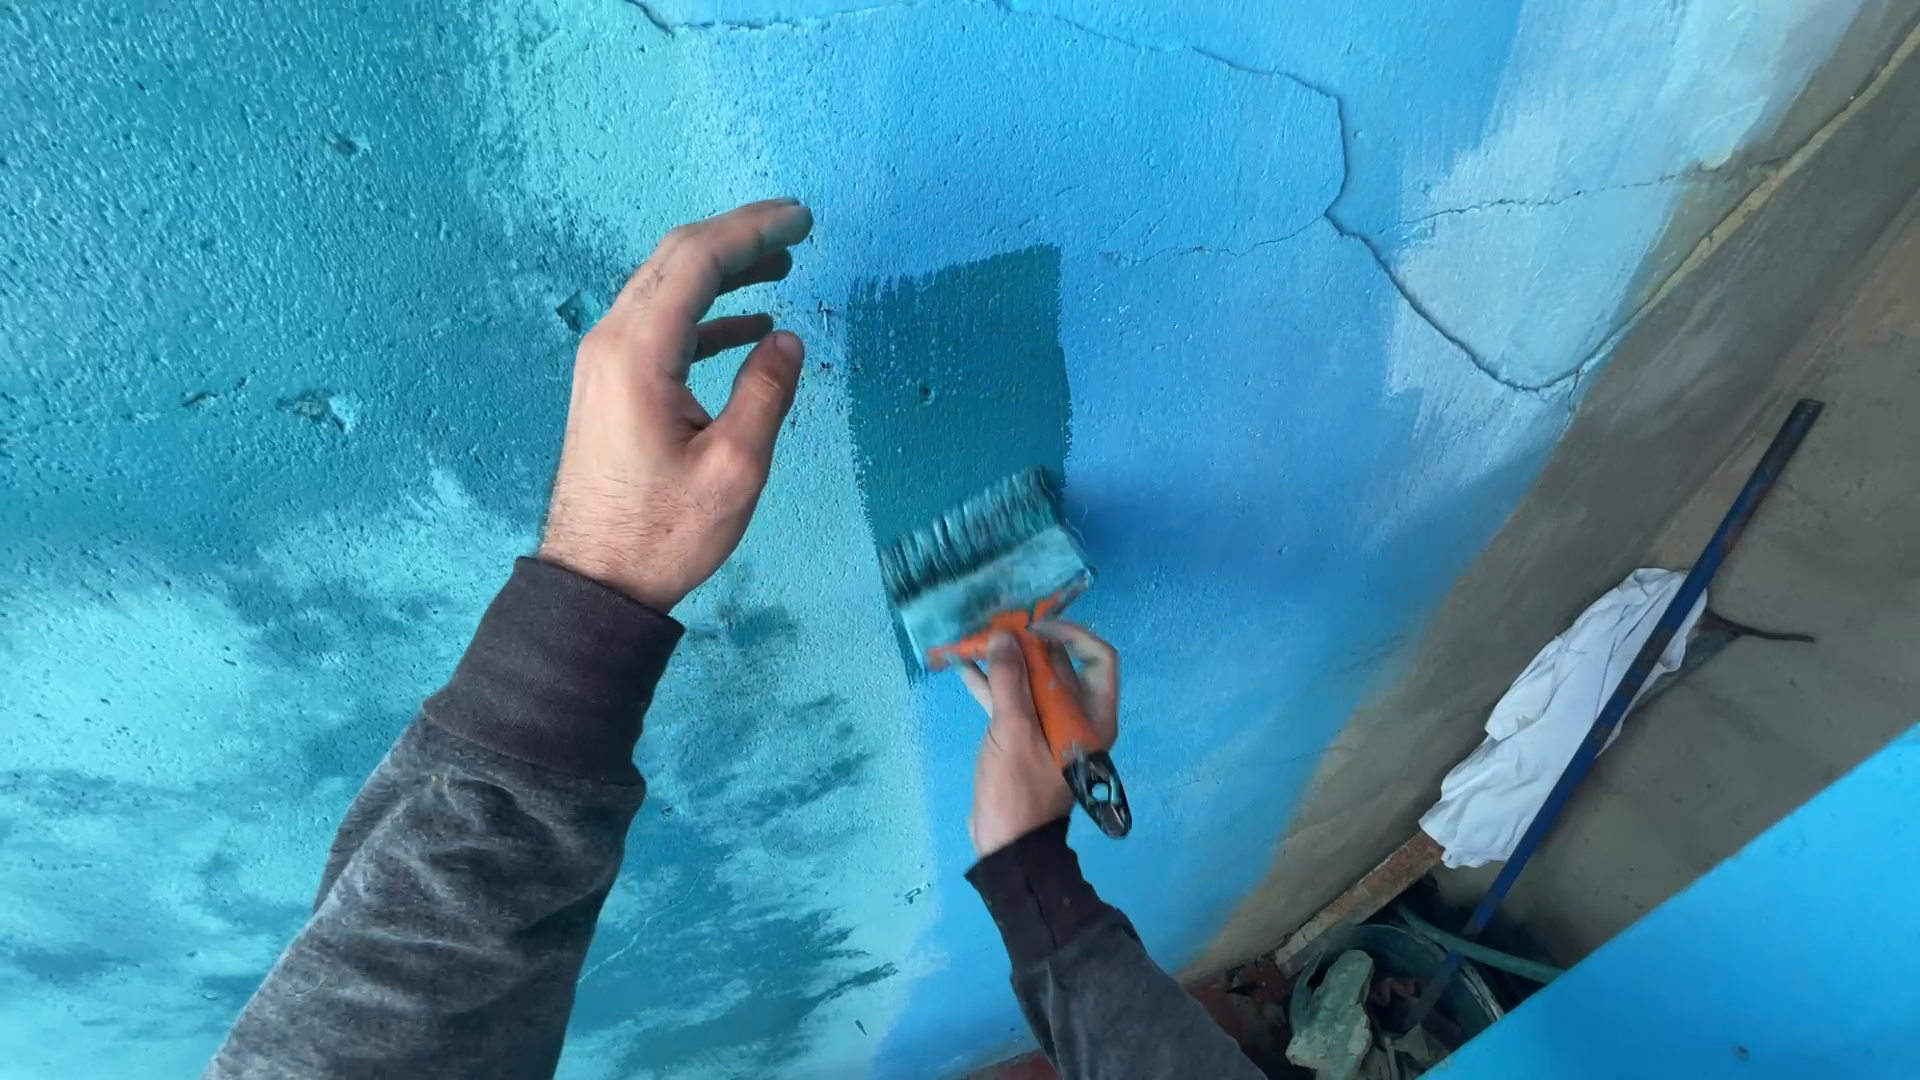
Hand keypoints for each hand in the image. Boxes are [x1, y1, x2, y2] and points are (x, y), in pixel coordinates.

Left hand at [539, 199, 813, 611]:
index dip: (753, 230)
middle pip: (675, 261)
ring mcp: (605, 362)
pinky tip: (748, 328)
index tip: (802, 219)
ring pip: (666, 289)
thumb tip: (786, 340)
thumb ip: (766, 394)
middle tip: (797, 230)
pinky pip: (662, 327)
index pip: (697, 261)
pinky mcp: (612, 385)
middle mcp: (612, 342)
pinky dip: (707, 316)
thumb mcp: (735, 467)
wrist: (597, 579)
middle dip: (739, 238)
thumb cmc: (667, 530)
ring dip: (723, 273)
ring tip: (780, 268)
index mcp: (640, 353)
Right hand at [957, 621, 1119, 857]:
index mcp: (1091, 715)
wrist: (1007, 847)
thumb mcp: (1014, 730)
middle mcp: (1076, 715)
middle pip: (1058, 664)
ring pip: (1030, 679)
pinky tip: (964, 666)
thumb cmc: (1020, 788)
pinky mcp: (1023, 735)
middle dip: (1027, 641)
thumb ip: (1009, 679)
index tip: (1036, 626)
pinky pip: (1011, 699)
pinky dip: (991, 682)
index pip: (1098, 657)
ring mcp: (1048, 725)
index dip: (1071, 633)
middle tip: (997, 623)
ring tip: (975, 638)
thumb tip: (1004, 636)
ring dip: (1005, 659)